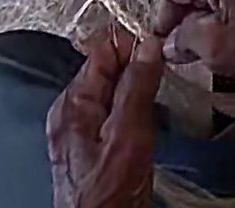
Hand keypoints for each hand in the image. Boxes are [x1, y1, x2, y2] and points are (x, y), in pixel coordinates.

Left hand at [47, 28, 165, 207]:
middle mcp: (71, 110)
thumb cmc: (109, 196)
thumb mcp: (128, 136)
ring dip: (137, 88)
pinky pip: (113, 111)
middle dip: (136, 66)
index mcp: (73, 102)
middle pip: (108, 68)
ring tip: (158, 96)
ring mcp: (79, 130)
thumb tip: (149, 42)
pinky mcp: (91, 147)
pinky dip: (133, 108)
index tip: (159, 49)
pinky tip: (146, 120)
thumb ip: (137, 86)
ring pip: (113, 89)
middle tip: (163, 75)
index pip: (102, 48)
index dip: (131, 43)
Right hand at [154, 0, 234, 78]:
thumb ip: (184, 40)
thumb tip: (167, 43)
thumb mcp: (218, 47)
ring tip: (206, 49)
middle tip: (186, 53)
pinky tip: (226, 36)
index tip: (168, 51)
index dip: (164, 21)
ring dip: (201, 17)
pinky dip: (218, 11)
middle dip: (182, 19)